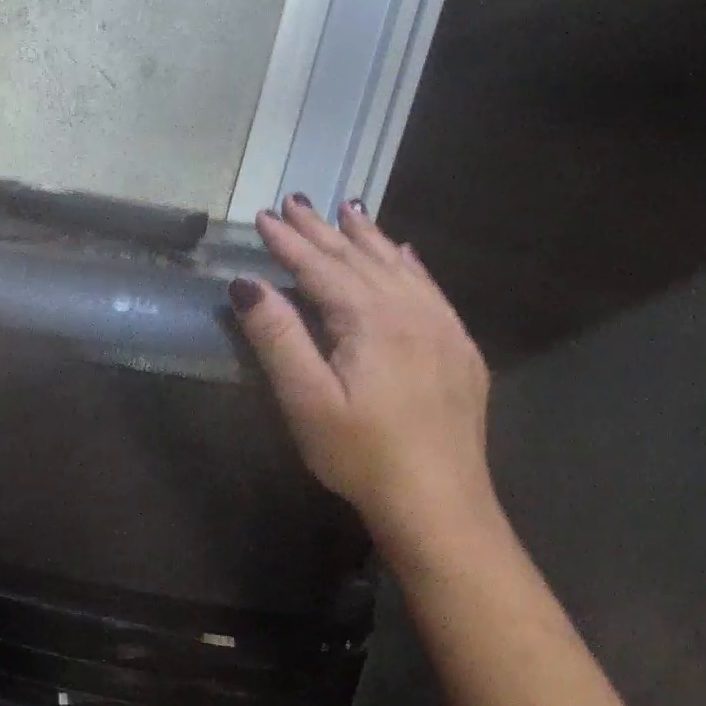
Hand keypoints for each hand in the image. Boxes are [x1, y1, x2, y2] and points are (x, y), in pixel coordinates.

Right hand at [231, 195, 495, 540]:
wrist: (438, 504)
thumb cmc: (359, 452)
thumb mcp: (304, 398)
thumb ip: (277, 336)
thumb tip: (247, 284)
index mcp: (374, 322)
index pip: (323, 269)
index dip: (290, 242)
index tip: (263, 216)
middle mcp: (415, 314)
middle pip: (362, 260)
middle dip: (325, 230)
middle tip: (297, 201)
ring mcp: (444, 332)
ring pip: (400, 269)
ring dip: (368, 238)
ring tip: (347, 210)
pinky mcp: (459, 353)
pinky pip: (430, 289)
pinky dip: (408, 264)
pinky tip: (403, 254)